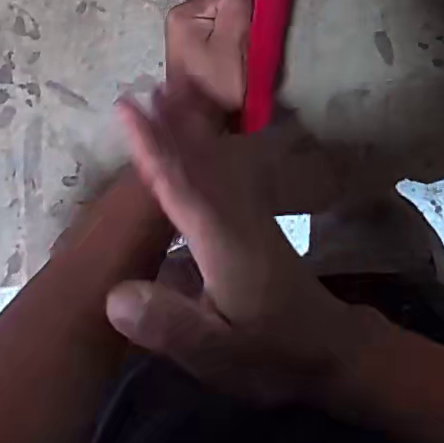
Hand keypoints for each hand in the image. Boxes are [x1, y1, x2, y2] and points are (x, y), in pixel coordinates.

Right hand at [105, 88, 369, 403]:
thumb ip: (170, 325)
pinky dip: (209, 154)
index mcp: (223, 243)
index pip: (180, 187)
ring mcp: (251, 218)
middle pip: (201, 163)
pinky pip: (227, 176)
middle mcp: (238, 219)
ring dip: (194, 131)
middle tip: (148, 87)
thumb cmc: (271, 355)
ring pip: (217, 164)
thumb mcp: (216, 353)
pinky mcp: (256, 225)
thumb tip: (115, 292)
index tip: (129, 110)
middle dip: (173, 125)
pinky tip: (200, 150)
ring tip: (174, 101)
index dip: (152, 148)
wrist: (328, 347)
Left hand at [164, 0, 252, 114]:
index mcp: (184, 13)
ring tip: (242, 58)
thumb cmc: (217, 82)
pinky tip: (234, 63)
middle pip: (226, 8)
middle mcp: (180, 19)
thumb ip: (238, 5)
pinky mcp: (194, 52)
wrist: (202, 125)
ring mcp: (185, 37)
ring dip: (239, 37)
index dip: (247, 9)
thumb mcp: (233, 41)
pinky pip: (220, 37)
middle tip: (248, 47)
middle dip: (242, 24)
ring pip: (226, 24)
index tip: (254, 30)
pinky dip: (232, 47)